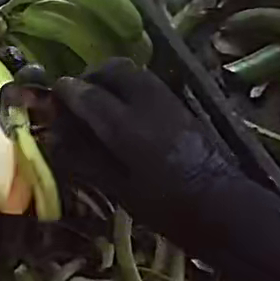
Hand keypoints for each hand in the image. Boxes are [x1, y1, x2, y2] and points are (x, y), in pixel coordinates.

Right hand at [51, 59, 279, 280]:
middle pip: (113, 70)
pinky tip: (122, 111)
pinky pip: (146, 83)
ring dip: (109, 79)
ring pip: (131, 72)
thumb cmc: (169, 210)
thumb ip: (85, 160)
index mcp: (128, 127)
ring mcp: (168, 100)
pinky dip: (126, 87)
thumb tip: (55, 139)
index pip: (89, 94)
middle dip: (89, 77)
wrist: (227, 210)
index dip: (66, 91)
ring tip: (97, 102)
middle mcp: (148, 103)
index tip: (52, 95)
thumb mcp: (119, 190)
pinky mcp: (181, 105)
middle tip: (76, 96)